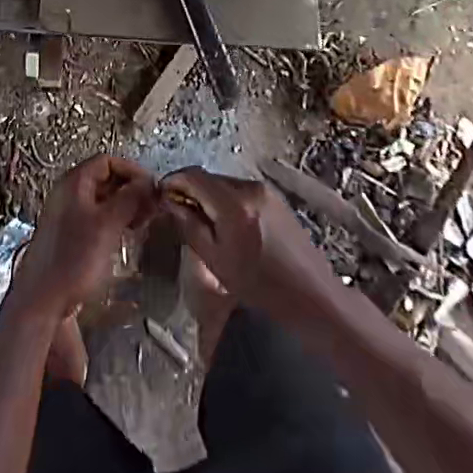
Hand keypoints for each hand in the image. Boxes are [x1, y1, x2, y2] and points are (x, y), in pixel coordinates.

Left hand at [8, 155, 156, 320]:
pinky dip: (115, 219)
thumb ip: (130, 198)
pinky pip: (97, 217)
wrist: (43, 300)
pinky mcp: (70, 235)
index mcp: (73, 183)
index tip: (151, 188)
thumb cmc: (73, 259)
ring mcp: (68, 215)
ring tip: (144, 220)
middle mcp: (68, 194)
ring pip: (103, 199)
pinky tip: (127, 233)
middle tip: (152, 206)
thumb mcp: (107, 224)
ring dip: (125, 205)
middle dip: (131, 188)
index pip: (107, 161)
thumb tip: (150, 182)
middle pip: (105, 178)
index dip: (132, 170)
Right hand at [159, 167, 338, 314]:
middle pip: (209, 178)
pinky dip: (227, 201)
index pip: (193, 175)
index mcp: (234, 202)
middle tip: (177, 213)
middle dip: (190, 191)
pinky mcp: (276, 199)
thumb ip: (189, 225)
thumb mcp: (215, 259)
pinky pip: (241, 192)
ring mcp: (266, 191)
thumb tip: (170, 203)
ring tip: (201, 223)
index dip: (173, 182)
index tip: (161, 195)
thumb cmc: (261, 286)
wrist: (311, 296)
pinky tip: (226, 226)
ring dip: (208, 197)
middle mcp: (251, 188)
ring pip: (224, 184)